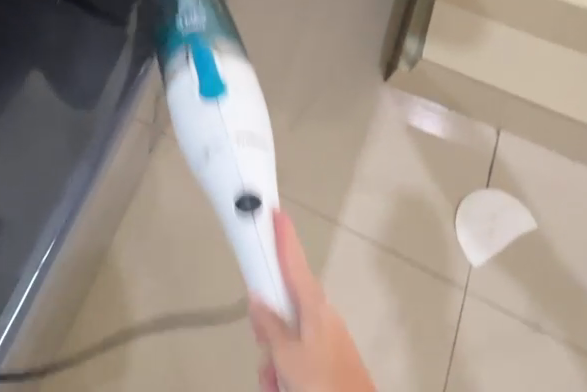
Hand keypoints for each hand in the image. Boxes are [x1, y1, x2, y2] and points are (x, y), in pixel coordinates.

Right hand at [250, 209, 375, 391]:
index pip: (293, 260)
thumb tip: (258, 298)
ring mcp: (326, 335)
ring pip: (286, 335)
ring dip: (275, 359)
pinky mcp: (329, 356)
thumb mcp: (286, 355)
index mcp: (312, 304)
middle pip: (282, 304)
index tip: (275, 212)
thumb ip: (269, 326)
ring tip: (276, 382)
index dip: (283, 235)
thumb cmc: (322, 382)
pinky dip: (286, 370)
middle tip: (262, 346)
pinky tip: (284, 387)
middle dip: (266, 328)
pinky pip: (297, 354)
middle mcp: (321, 314)